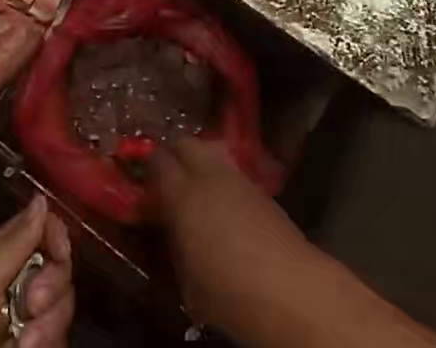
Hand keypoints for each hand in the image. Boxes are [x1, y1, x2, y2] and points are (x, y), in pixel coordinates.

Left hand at [0, 194, 75, 347]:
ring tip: (24, 345)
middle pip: (59, 263)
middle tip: (32, 308)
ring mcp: (29, 317)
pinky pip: (62, 332)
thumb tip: (43, 198)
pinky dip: (50, 342)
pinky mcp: (41, 343)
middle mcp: (17, 282)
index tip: (59, 252)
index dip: (55, 234)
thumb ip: (13, 241)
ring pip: (65, 300)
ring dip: (49, 324)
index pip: (39, 226)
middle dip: (53, 285)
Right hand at [150, 138, 315, 329]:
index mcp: (183, 195)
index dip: (149, 168)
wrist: (289, 287)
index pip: (158, 160)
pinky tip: (223, 202)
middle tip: (169, 179)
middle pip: (186, 143)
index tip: (145, 183)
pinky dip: (222, 178)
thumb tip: (174, 229)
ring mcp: (238, 178)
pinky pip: (232, 170)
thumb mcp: (187, 279)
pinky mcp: (260, 187)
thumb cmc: (228, 292)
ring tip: (197, 189)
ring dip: (201, 162)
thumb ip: (176, 243)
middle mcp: (209, 176)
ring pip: (211, 151)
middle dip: (175, 155)